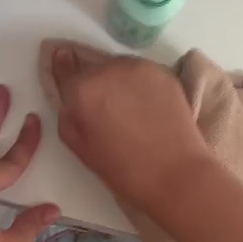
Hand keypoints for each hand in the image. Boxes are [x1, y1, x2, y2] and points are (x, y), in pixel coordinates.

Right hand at [51, 45, 215, 204]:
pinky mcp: (163, 72)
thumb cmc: (125, 172)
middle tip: (106, 115)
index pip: (65, 71)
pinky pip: (141, 75)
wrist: (176, 174)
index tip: (72, 85)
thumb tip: (70, 100)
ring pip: (118, 69)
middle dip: (95, 87)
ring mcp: (139, 67)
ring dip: (118, 85)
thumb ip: (69, 119)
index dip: (68, 81)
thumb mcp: (83, 151)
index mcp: (83, 90)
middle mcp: (109, 69)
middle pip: (93, 70)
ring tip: (129, 114)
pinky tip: (147, 111)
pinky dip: (139, 87)